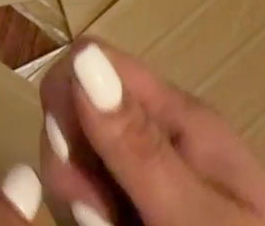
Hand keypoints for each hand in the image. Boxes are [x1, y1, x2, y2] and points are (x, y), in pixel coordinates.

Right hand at [38, 40, 264, 225]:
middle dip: (68, 159)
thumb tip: (81, 55)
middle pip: (76, 109)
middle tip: (96, 216)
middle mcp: (163, 135)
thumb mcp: (198, 218)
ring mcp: (155, 175)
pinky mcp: (146, 208)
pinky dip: (91, 214)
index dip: (66, 96)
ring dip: (76, 195)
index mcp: (183, 118)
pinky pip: (92, 193)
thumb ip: (136, 144)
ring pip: (77, 156)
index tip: (73, 157)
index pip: (93, 58)